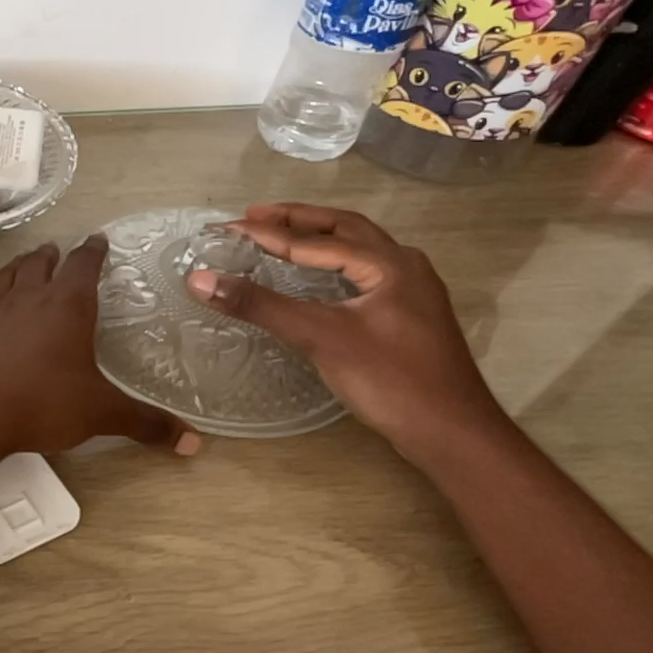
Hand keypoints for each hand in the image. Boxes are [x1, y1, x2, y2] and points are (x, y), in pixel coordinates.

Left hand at [0, 236, 199, 457]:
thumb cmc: (43, 404)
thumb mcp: (101, 413)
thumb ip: (146, 423)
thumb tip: (193, 443)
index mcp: (67, 306)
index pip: (83, 265)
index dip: (93, 251)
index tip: (98, 240)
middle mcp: (29, 297)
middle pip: (40, 262)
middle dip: (53, 254)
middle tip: (58, 251)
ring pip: (8, 273)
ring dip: (21, 264)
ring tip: (28, 262)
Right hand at [184, 203, 505, 457]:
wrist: (453, 435)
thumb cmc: (390, 380)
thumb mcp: (319, 337)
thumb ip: (260, 305)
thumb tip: (200, 280)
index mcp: (389, 264)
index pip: (316, 239)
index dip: (267, 233)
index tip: (225, 229)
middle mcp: (404, 267)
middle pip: (344, 229)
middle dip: (296, 219)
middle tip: (252, 216)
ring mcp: (410, 292)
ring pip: (357, 249)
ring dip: (316, 237)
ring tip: (277, 236)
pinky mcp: (407, 315)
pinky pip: (362, 272)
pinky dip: (330, 261)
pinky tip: (312, 276)